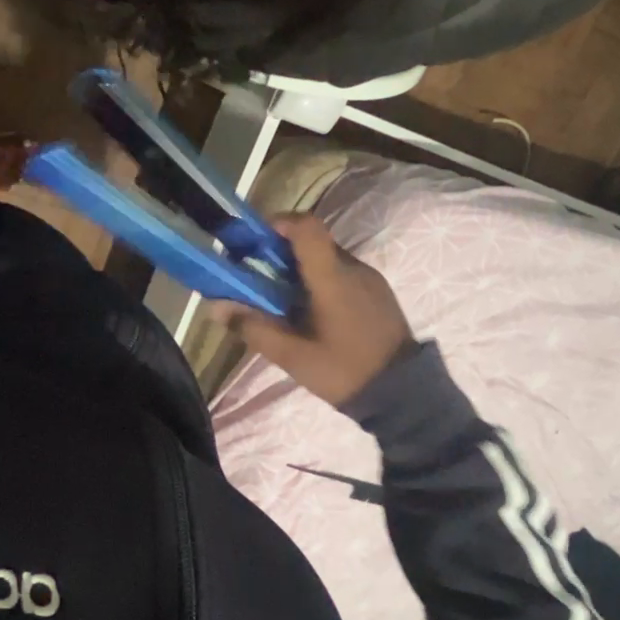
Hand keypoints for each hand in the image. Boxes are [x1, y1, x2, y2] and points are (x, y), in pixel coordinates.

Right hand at [212, 217, 413, 406]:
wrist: (404, 395)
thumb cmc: (344, 371)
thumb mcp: (292, 356)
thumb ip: (253, 327)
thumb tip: (216, 306)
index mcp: (333, 277)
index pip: (306, 227)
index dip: (277, 224)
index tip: (253, 240)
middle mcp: (354, 268)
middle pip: (313, 242)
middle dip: (281, 252)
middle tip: (257, 276)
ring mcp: (370, 279)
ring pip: (327, 259)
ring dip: (300, 268)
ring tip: (281, 299)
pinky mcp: (378, 294)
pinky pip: (343, 274)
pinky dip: (320, 280)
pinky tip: (310, 312)